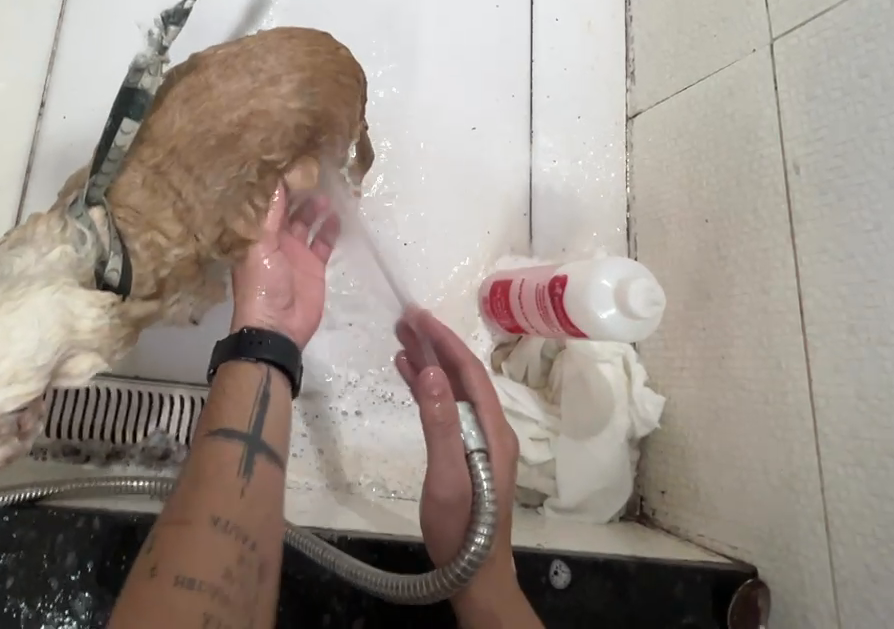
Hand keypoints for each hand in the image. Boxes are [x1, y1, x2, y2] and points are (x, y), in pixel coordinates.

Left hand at [231, 184, 338, 348]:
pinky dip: (331, 228)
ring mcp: (296, 251)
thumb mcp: (260, 247)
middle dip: (299, 191)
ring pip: (308, 221)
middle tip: (315, 168)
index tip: (289, 160)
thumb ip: (269, 216)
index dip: (276, 183)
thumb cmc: (262, 285)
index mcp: (255, 233)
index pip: (266, 202)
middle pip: (288, 208)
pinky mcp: (314, 264)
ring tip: (329, 189)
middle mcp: (274, 238)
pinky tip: (338, 214)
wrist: (278, 328)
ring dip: (316, 206)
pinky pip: (324, 241)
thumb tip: (275, 181)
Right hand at [395, 311, 536, 625]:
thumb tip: (432, 371)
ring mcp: (478, 440)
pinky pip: (445, 407)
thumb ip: (441, 424)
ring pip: (452, 388)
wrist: (472, 576)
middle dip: (435, 344)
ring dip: (429, 362)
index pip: (470, 371)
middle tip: (405, 319)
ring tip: (400, 337)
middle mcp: (490, 428)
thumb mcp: (448, 477)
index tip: (419, 316)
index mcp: (493, 430)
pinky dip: (426, 387)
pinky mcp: (464, 450)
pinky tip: (407, 374)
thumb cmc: (462, 529)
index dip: (445, 341)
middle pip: (462, 375)